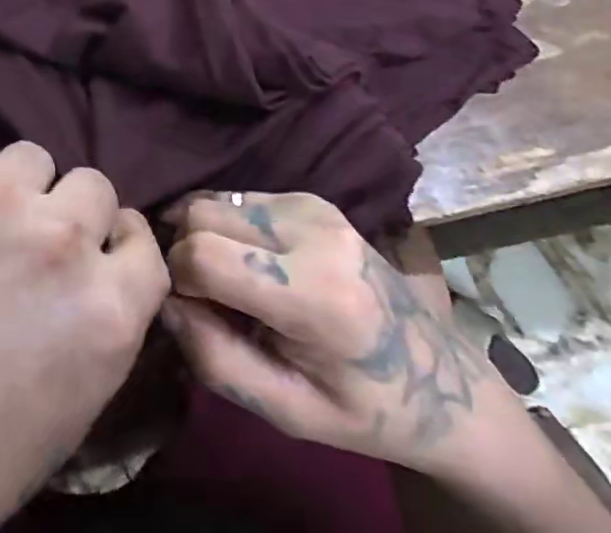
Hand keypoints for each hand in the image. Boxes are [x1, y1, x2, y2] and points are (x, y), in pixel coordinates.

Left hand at [0, 127, 170, 531]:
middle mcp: (61, 239)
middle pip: (91, 187)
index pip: (142, 245)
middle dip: (65, 211)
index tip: (94, 245)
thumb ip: (93, 321)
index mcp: (109, 308)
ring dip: (13, 184)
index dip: (115, 242)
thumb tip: (89, 274)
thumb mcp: (68, 401)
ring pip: (30, 156)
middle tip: (24, 238)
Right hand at [159, 191, 511, 474]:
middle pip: (199, 216)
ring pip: (210, 200)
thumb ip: (213, 357)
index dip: (178, 280)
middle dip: (183, 252)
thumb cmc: (364, 409)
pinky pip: (234, 198)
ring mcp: (315, 209)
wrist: (445, 385)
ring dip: (200, 235)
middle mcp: (317, 235)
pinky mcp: (311, 199)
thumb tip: (165, 300)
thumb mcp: (286, 411)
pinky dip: (222, 226)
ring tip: (227, 277)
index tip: (193, 310)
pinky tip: (246, 259)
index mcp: (319, 297)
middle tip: (204, 294)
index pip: (202, 256)